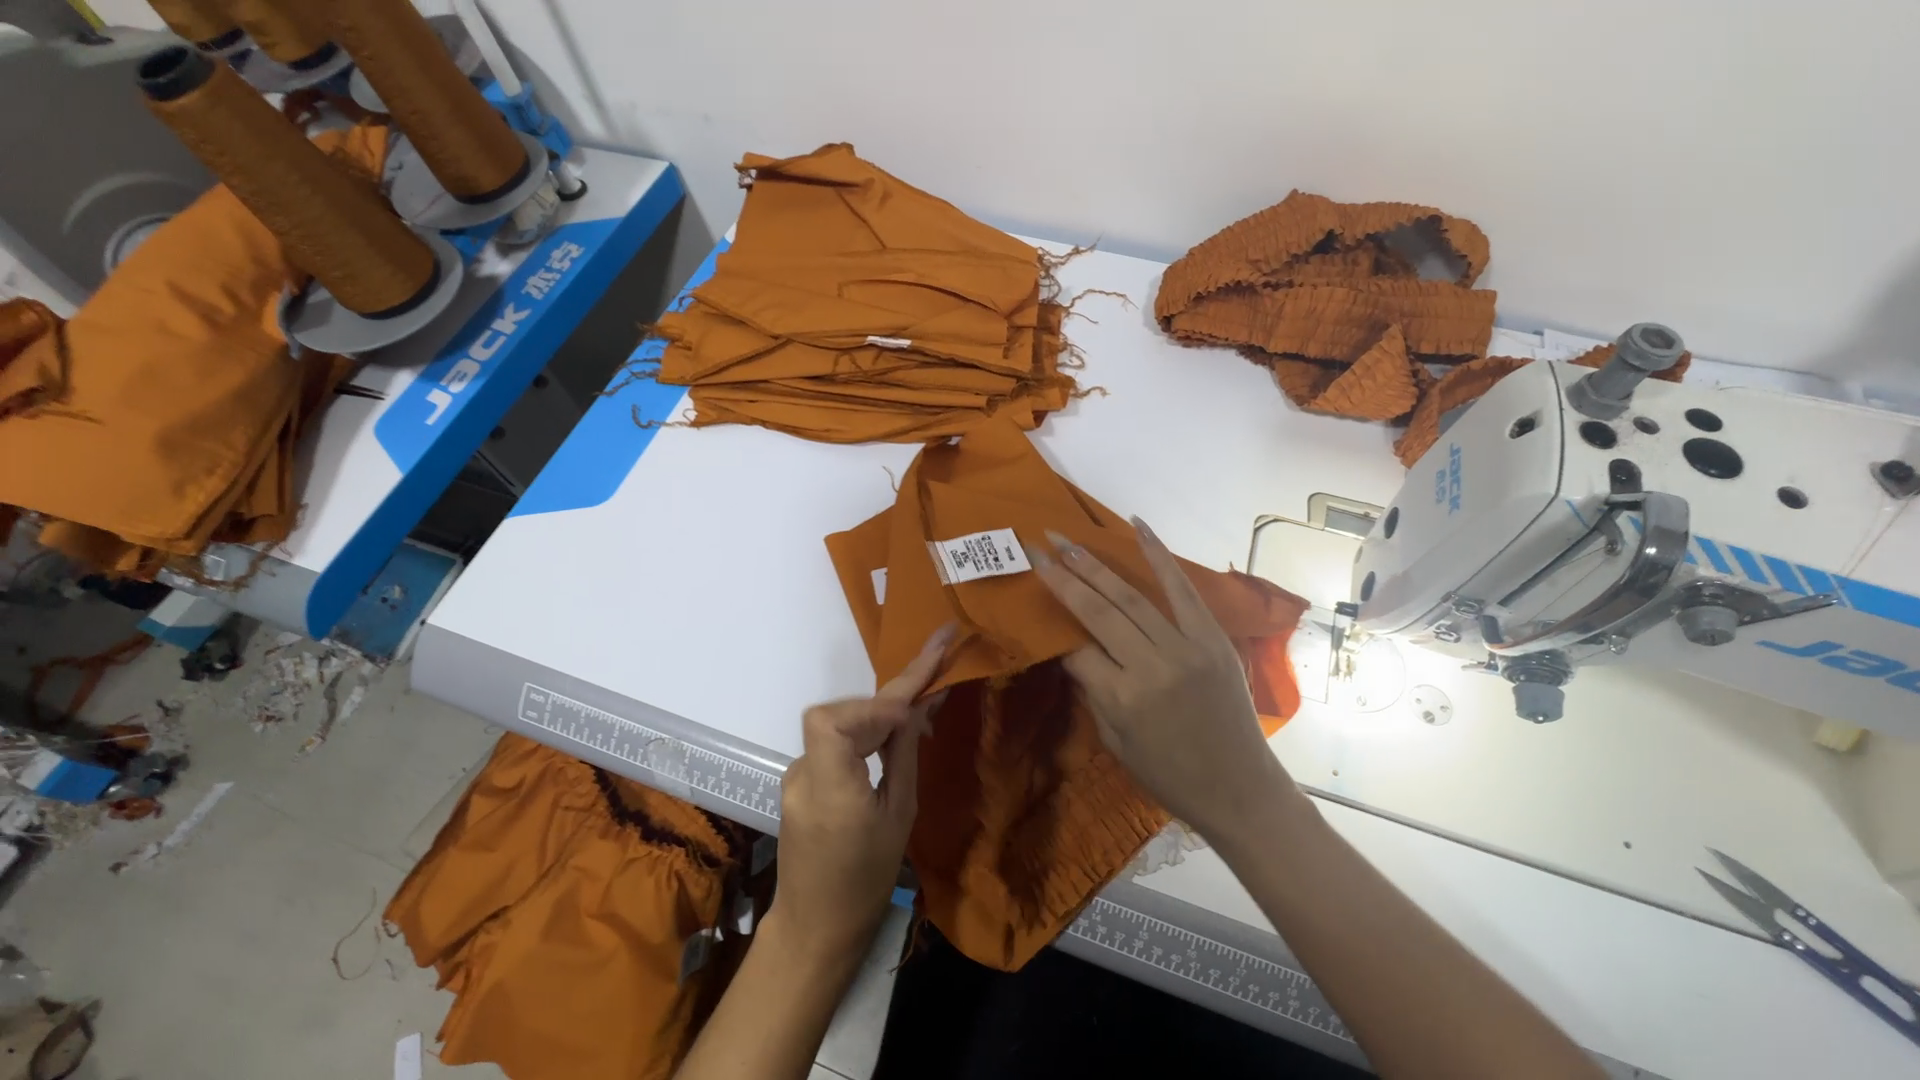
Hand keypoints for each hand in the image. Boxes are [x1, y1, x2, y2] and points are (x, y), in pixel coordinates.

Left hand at [771, 625, 953, 958]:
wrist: (817, 925)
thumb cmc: (866, 880)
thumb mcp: (899, 818)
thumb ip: (903, 756)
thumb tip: (918, 709)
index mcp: (830, 786)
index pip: (839, 718)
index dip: (881, 694)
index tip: (926, 663)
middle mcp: (803, 772)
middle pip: (840, 714)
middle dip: (885, 702)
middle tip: (931, 687)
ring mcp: (796, 776)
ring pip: (837, 725)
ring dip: (875, 717)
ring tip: (918, 720)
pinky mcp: (800, 781)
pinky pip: (833, 745)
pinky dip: (863, 736)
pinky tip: (890, 747)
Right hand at [1034, 519, 1299, 841]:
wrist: (1239, 788)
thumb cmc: (1169, 776)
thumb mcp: (1115, 741)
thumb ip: (1093, 691)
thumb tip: (1073, 649)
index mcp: (1122, 700)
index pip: (1076, 650)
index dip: (1053, 629)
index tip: (1034, 606)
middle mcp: (1151, 667)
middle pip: (1098, 611)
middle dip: (1063, 576)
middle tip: (1037, 545)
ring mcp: (1186, 648)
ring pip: (1131, 596)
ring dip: (1095, 564)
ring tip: (1067, 540)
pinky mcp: (1213, 638)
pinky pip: (1182, 589)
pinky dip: (1159, 555)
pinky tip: (1138, 527)